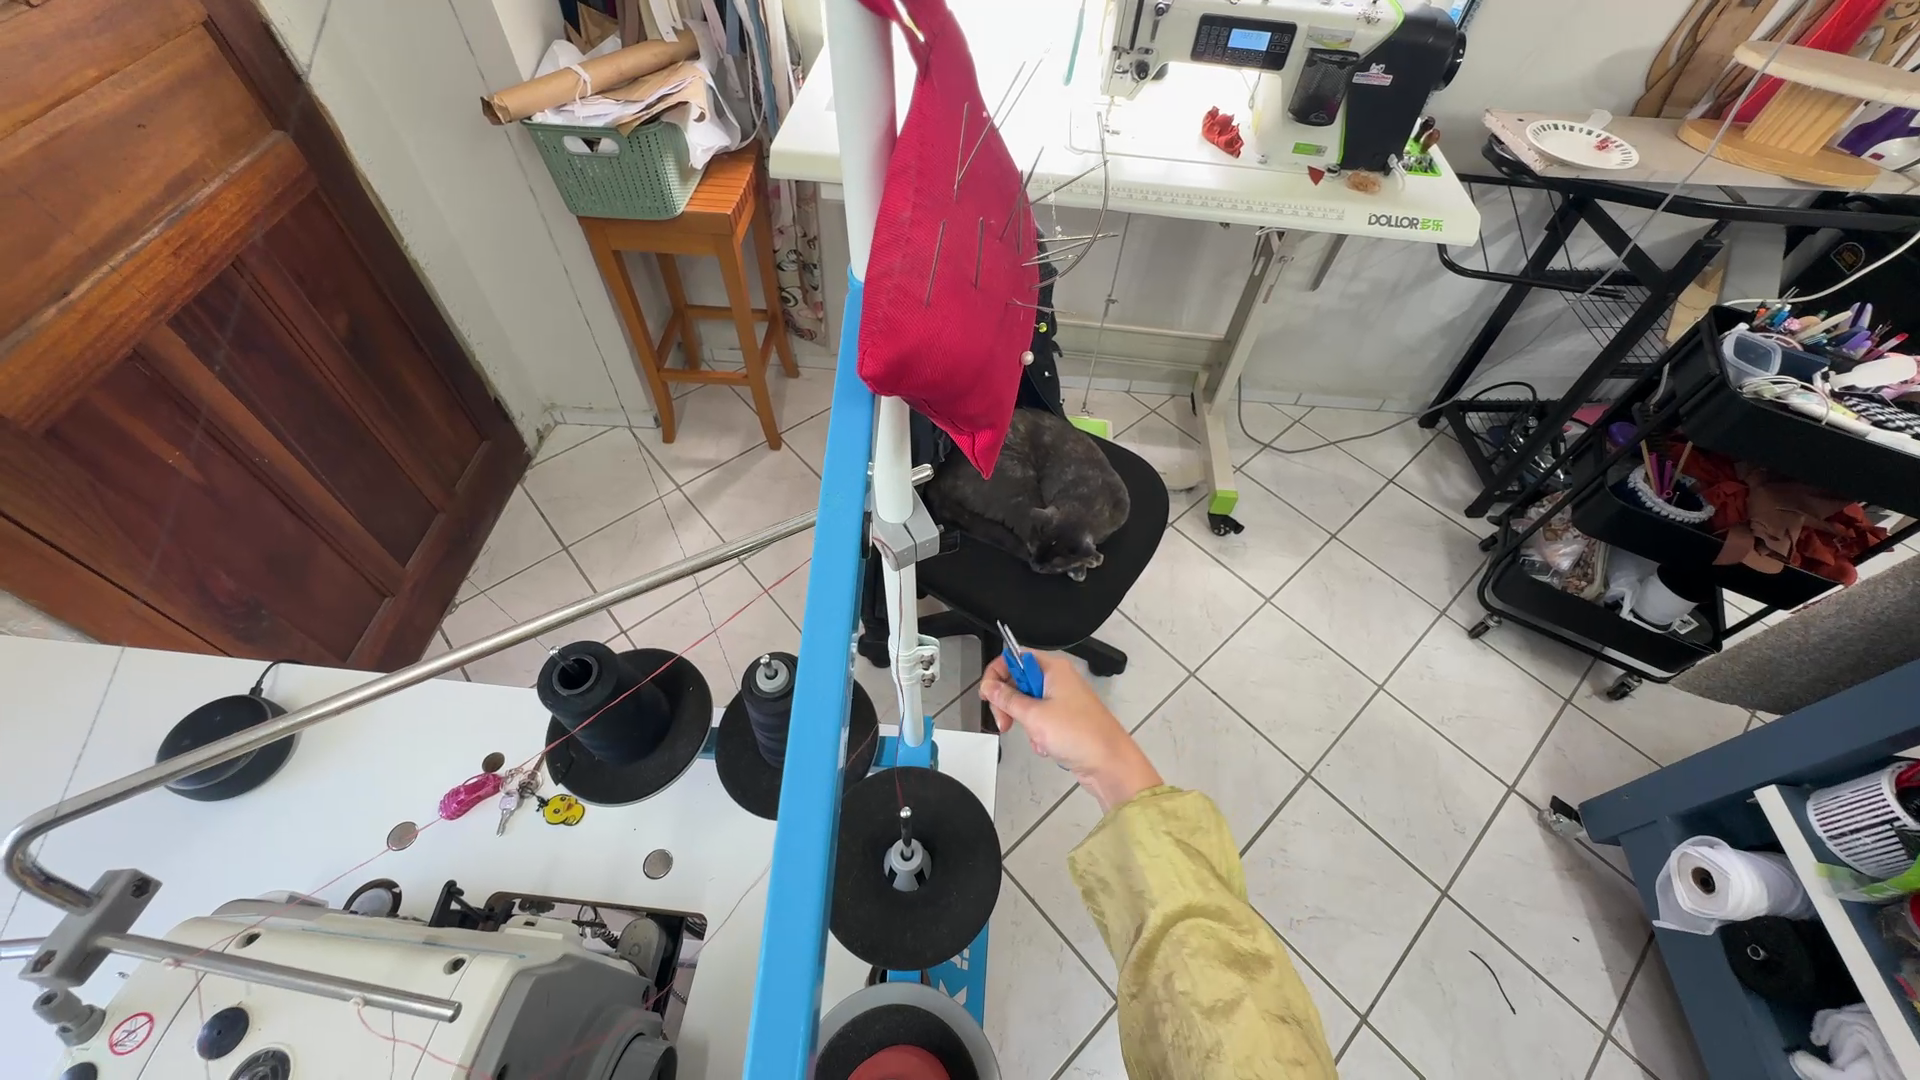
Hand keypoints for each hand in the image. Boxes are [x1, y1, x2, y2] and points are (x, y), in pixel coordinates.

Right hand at [981, 651, 1161, 810]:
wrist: (1110, 764)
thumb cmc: (1078, 734)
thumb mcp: (1034, 716)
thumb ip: (1007, 699)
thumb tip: (988, 686)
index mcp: (1053, 668)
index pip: (1014, 658)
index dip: (997, 674)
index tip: (988, 696)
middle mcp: (1058, 679)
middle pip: (1019, 682)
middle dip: (1008, 704)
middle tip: (1004, 723)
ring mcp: (1063, 699)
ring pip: (1028, 704)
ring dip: (1025, 723)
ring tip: (1037, 738)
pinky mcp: (1066, 719)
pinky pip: (1040, 721)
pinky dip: (1038, 734)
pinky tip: (1047, 746)